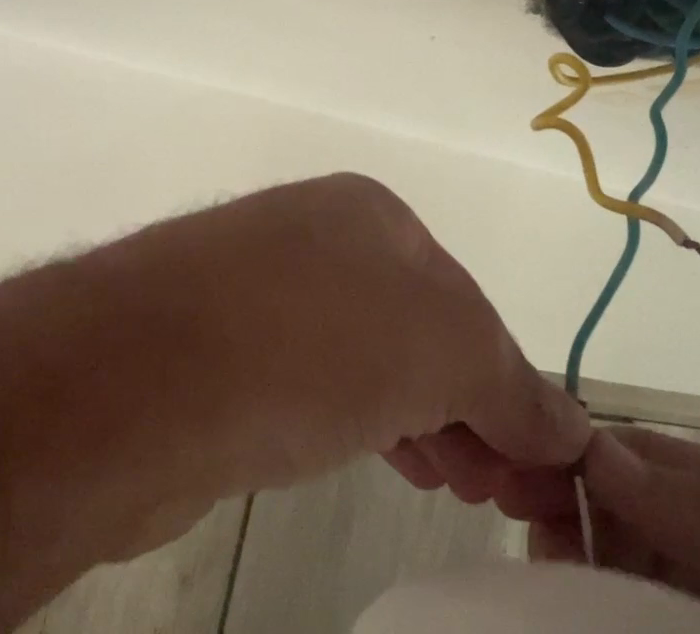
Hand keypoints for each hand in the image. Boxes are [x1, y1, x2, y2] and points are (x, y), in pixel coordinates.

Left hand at [0, 173, 591, 567]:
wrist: (128, 384)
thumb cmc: (310, 344)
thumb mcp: (443, 353)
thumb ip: (514, 389)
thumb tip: (571, 433)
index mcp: (373, 214)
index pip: (470, 303)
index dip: (513, 384)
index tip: (535, 463)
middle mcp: (313, 239)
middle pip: (418, 333)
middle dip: (470, 410)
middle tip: (497, 485)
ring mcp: (255, 293)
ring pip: (364, 363)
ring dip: (420, 422)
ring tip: (451, 481)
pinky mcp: (211, 352)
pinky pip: (308, 387)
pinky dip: (354, 423)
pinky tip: (379, 459)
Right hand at [519, 427, 699, 633]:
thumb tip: (591, 450)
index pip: (624, 456)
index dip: (567, 454)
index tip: (514, 471)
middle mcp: (692, 543)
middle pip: (599, 511)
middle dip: (553, 509)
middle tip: (518, 525)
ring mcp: (685, 599)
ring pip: (600, 569)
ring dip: (561, 565)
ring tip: (539, 580)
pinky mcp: (678, 629)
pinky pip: (623, 614)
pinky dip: (586, 607)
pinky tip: (562, 608)